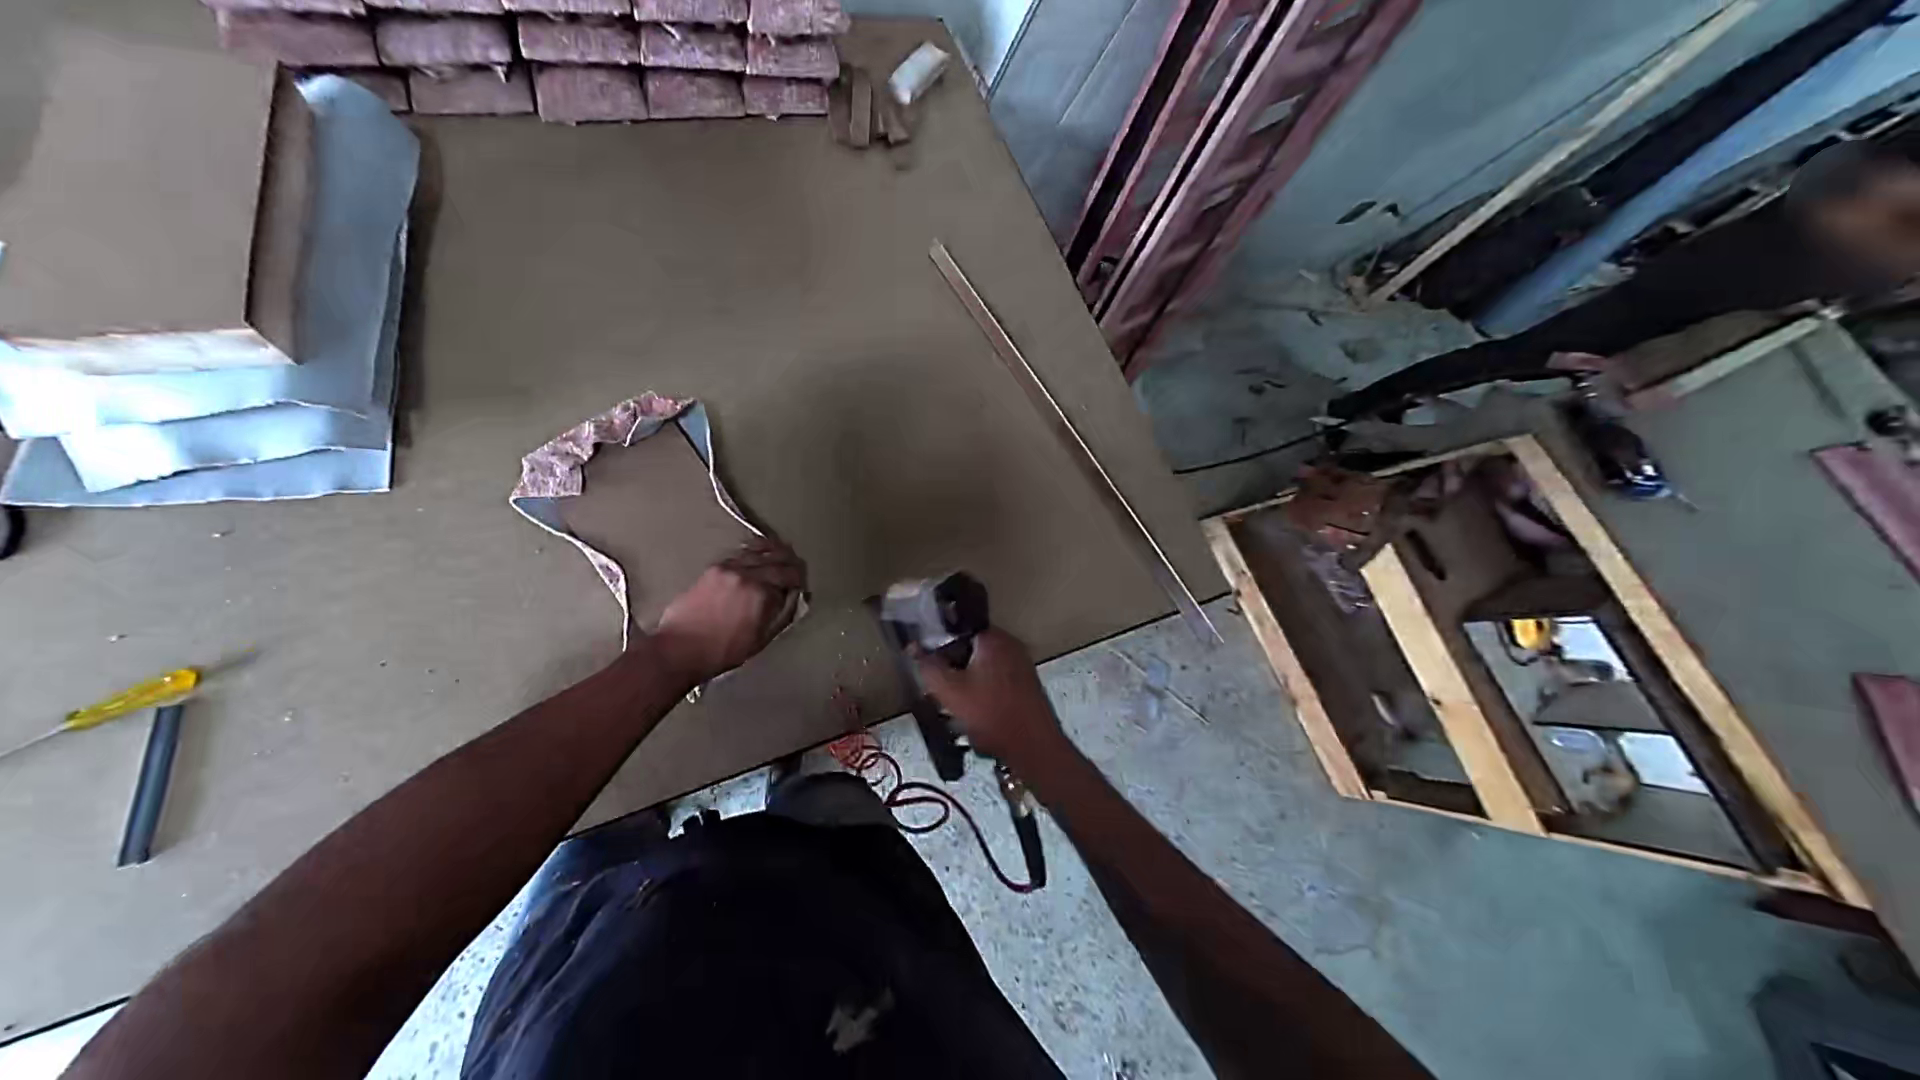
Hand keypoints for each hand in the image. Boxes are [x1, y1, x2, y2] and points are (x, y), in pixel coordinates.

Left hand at [651, 538, 805, 683]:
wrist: (680, 648)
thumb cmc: (719, 651)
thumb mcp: (762, 639)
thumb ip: (783, 615)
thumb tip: (795, 598)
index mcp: (761, 594)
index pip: (791, 576)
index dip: (800, 578)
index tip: (801, 582)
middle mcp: (746, 576)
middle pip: (777, 559)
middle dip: (791, 562)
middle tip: (797, 566)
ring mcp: (728, 569)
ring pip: (758, 551)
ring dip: (774, 551)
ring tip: (782, 551)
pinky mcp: (713, 570)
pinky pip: (740, 554)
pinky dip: (753, 551)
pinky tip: (758, 552)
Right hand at [913, 628, 1067, 764]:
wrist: (1032, 746)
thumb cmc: (991, 714)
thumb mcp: (949, 691)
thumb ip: (928, 666)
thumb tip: (914, 647)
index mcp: (993, 638)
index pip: (956, 629)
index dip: (938, 646)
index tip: (929, 664)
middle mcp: (1011, 645)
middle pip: (970, 649)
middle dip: (953, 668)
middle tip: (942, 689)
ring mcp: (1022, 665)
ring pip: (982, 668)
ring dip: (967, 684)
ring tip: (958, 706)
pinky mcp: (1027, 685)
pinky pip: (997, 681)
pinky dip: (984, 693)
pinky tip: (977, 715)